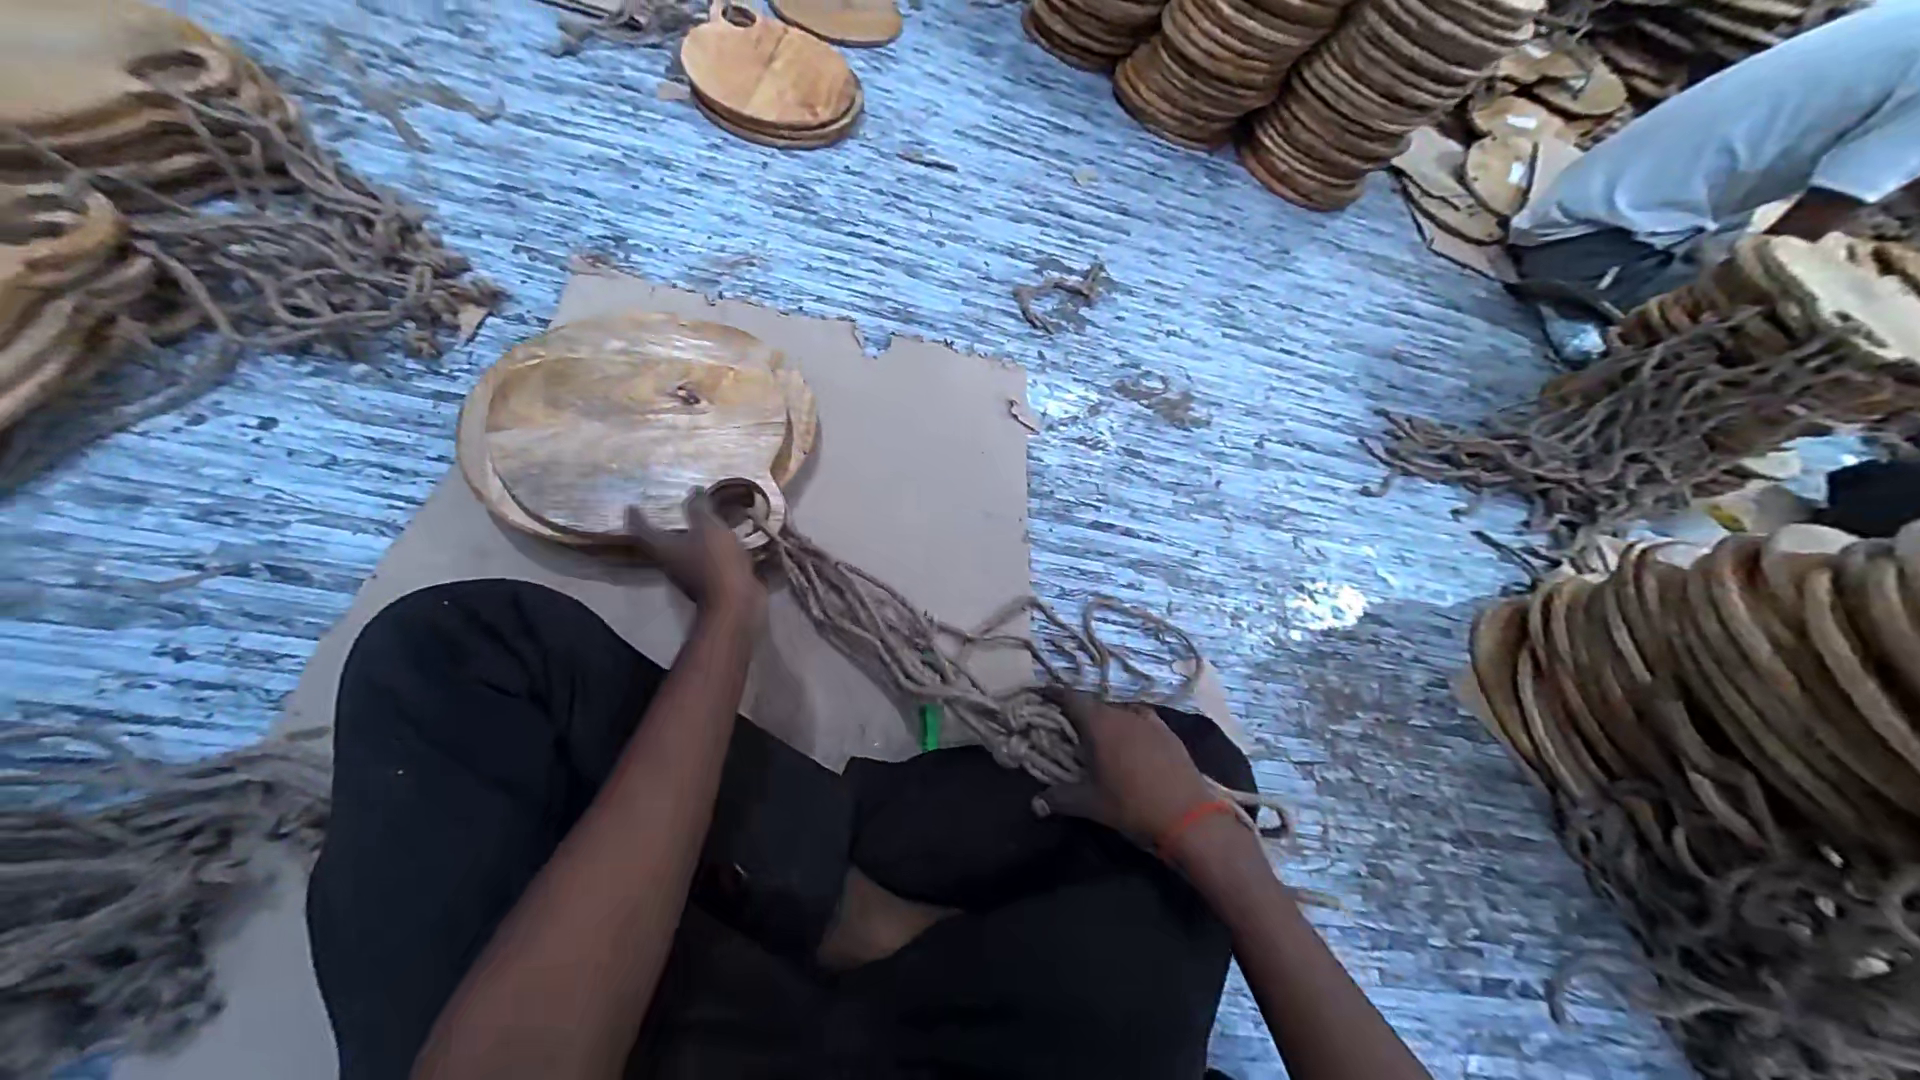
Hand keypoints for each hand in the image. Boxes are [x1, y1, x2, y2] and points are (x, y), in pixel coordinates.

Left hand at [624, 488, 766, 625]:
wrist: (736, 601)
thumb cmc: (716, 562)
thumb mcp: (708, 528)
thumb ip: (699, 509)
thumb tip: (693, 491)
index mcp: (664, 548)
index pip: (642, 530)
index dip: (637, 517)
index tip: (632, 506)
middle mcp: (671, 563)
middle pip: (661, 543)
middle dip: (665, 528)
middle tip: (669, 512)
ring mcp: (690, 575)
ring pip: (685, 552)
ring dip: (690, 539)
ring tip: (701, 524)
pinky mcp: (710, 583)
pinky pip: (706, 561)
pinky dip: (710, 550)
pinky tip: (724, 541)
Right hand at [1034, 688, 1219, 855]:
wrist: (1187, 815)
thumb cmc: (1131, 804)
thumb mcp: (1090, 804)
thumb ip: (1059, 798)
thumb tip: (1035, 803)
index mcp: (1099, 724)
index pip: (1071, 698)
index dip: (1055, 694)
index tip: (1043, 694)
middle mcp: (1122, 714)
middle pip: (1094, 704)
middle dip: (1079, 710)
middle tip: (1068, 723)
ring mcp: (1148, 720)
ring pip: (1118, 710)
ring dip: (1105, 717)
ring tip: (1099, 732)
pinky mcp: (1167, 731)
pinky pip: (1140, 718)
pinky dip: (1129, 723)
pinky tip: (1131, 738)